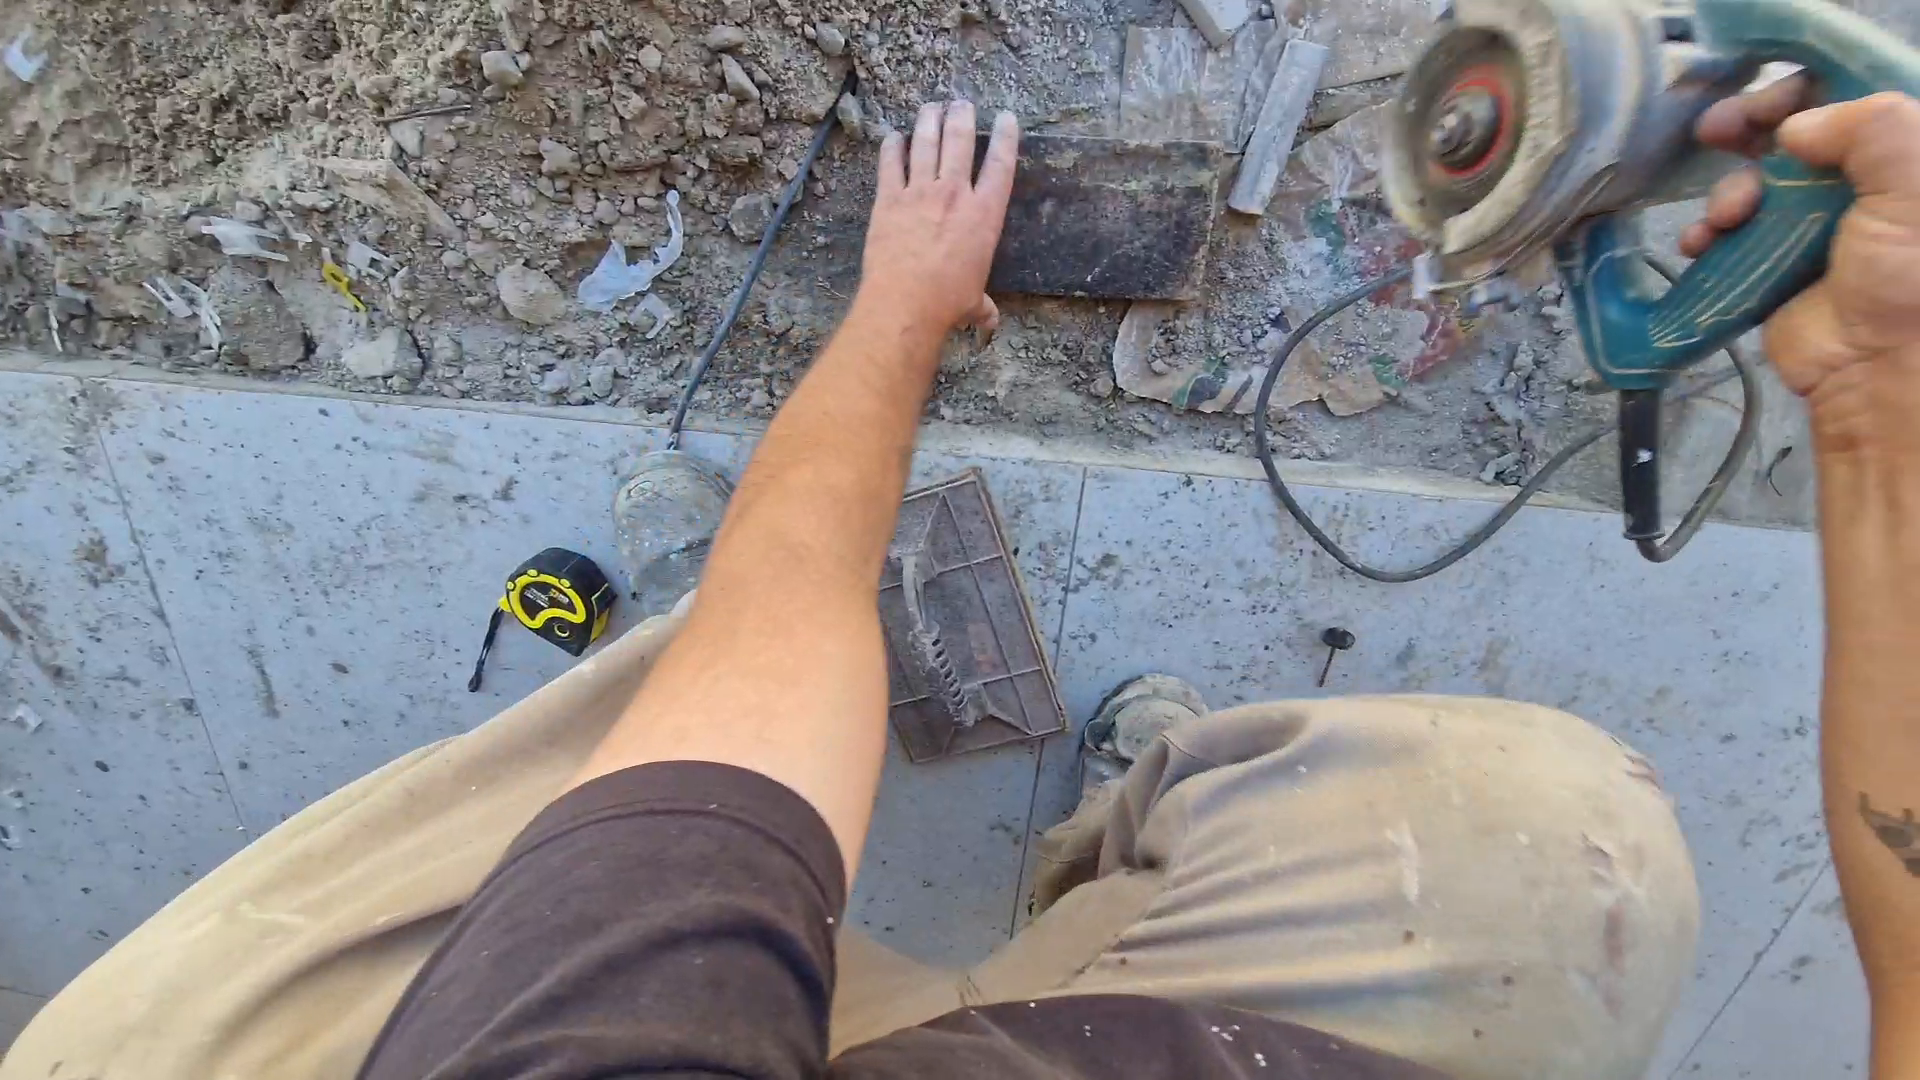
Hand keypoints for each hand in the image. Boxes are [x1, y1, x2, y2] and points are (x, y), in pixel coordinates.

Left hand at [856, 101, 1018, 340]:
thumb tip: (990, 321)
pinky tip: (893, 137)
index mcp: (984, 216)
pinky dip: (892, 147)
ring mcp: (920, 193)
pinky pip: (890, 163)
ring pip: (926, 142)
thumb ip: (983, 306)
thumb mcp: (974, 304)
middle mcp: (954, 195)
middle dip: (963, 116)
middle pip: (960, 141)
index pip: (1001, 166)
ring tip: (932, 107)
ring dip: (929, 120)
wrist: (906, 303)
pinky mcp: (889, 199)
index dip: (1007, 138)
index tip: (1008, 118)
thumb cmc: (947, 303)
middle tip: (962, 104)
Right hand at [1686, 84, 1919, 454]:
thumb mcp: (1914, 189)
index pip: (1857, 95)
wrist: (1880, 361)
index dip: (1809, 88)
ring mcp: (1812, 222)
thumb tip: (1798, 123)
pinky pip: (1726, 235)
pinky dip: (1705, 236)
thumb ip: (1873, 133)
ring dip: (1726, 194)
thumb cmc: (1913, 273)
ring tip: (1724, 218)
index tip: (1766, 101)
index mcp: (1907, 155)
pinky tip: (1702, 244)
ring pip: (1753, 183)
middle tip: (1713, 132)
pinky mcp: (1768, 261)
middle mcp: (1863, 179)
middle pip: (1797, 133)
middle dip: (1751, 130)